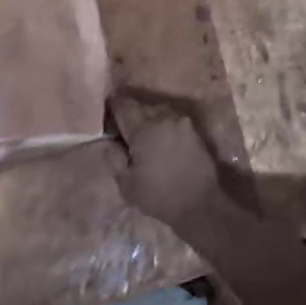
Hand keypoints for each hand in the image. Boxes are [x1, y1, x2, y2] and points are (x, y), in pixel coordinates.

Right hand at [107, 94, 223, 225]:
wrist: (199, 200)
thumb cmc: (158, 194)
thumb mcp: (127, 182)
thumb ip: (114, 157)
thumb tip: (107, 139)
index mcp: (144, 128)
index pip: (124, 105)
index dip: (113, 104)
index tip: (106, 108)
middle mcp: (164, 117)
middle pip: (142, 106)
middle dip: (130, 112)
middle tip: (120, 127)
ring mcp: (182, 121)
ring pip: (158, 111)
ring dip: (147, 118)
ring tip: (139, 134)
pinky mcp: (194, 128)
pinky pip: (171, 119)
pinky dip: (162, 124)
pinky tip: (158, 139)